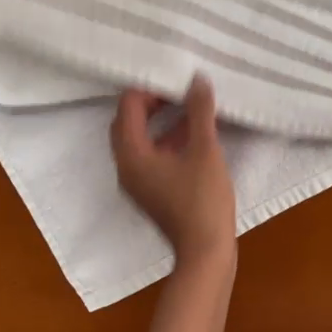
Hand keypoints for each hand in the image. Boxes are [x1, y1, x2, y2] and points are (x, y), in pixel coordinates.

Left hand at [111, 76, 237, 263]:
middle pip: (128, 122)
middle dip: (152, 103)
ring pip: (140, 141)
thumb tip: (197, 79)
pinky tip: (194, 137)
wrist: (205, 252)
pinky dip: (165, 142)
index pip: (129, 106)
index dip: (152, 88)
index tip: (178, 83)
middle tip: (179, 92)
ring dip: (160, 122)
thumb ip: (200, 111)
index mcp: (131, 154)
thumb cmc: (203, 201)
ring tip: (190, 110)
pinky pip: (150, 158)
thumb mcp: (205, 151)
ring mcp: (137, 182)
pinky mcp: (151, 193)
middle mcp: (126, 166)